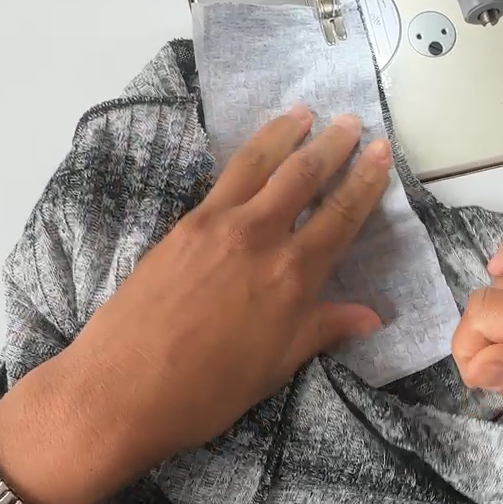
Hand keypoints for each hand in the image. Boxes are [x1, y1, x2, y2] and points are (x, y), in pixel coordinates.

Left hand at [0, 108, 392, 503]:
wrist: (121, 389)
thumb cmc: (207, 390)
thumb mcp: (276, 365)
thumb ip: (323, 328)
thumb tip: (371, 317)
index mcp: (291, 276)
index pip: (340, 217)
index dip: (365, 182)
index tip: (382, 152)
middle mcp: (258, 237)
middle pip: (302, 176)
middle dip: (331, 145)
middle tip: (349, 121)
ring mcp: (215, 225)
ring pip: (257, 164)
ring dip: (284, 134)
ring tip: (303, 113)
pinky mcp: (181, 226)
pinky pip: (223, 179)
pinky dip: (246, 157)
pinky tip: (251, 154)